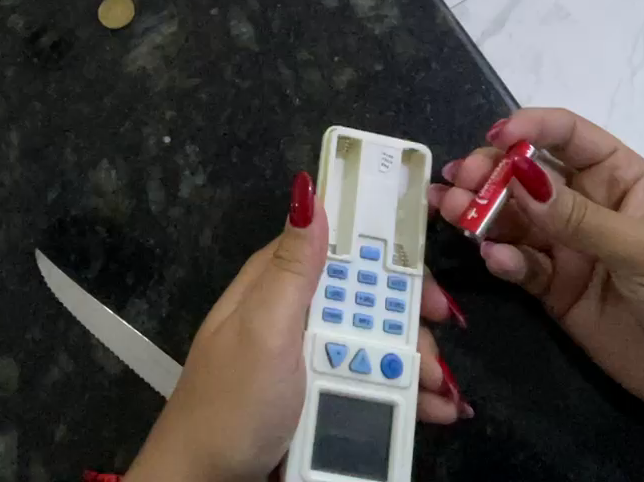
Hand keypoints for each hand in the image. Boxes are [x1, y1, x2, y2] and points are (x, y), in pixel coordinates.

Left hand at [126, 172, 468, 481]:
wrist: (205, 481)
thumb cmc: (235, 400)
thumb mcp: (265, 327)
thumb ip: (292, 265)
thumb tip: (308, 190)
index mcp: (278, 281)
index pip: (341, 247)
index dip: (389, 258)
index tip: (429, 288)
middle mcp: (294, 309)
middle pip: (367, 298)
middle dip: (408, 321)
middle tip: (435, 349)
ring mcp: (307, 353)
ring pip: (374, 341)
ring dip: (413, 362)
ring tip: (438, 392)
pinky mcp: (316, 392)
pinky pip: (369, 380)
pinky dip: (403, 392)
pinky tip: (433, 409)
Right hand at [431, 109, 643, 481]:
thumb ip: (578, 217)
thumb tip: (518, 173)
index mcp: (621, 179)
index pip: (568, 135)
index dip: (530, 127)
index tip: (495, 136)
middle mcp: (589, 206)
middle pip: (527, 173)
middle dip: (490, 172)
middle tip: (458, 182)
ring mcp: (570, 249)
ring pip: (512, 216)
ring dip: (481, 211)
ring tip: (453, 213)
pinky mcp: (556, 290)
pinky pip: (517, 262)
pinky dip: (501, 258)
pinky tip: (497, 261)